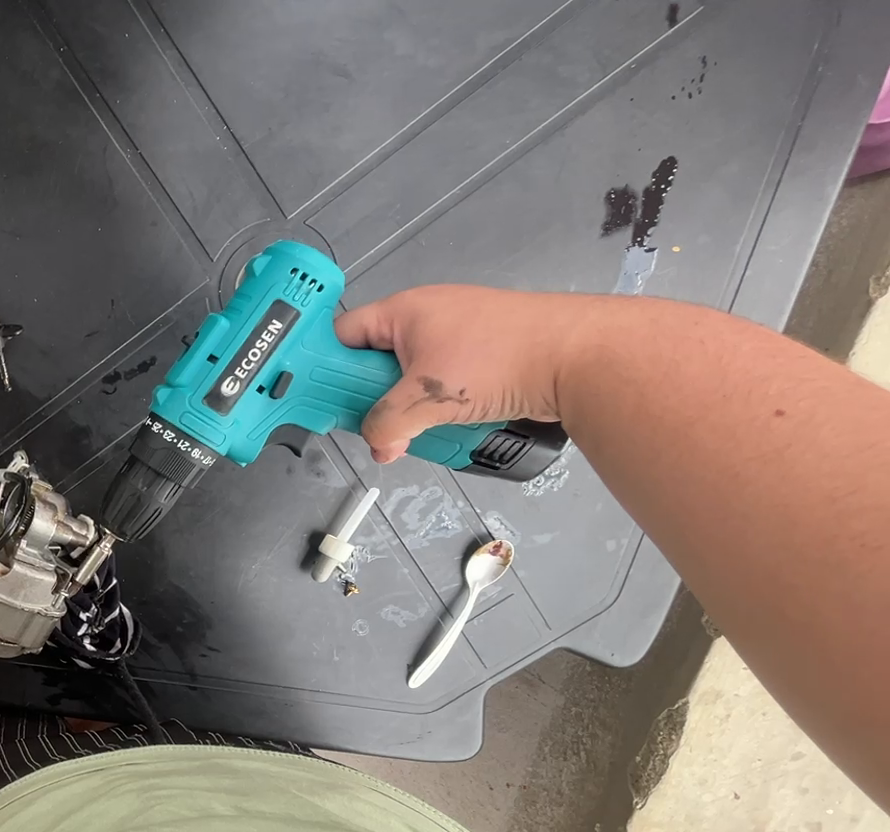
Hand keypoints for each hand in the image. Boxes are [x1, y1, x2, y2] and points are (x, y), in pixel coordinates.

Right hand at [335, 286, 599, 463]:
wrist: (585, 358)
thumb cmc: (496, 362)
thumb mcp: (426, 398)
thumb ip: (385, 425)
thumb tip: (379, 447)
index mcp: (403, 311)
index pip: (341, 335)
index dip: (324, 366)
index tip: (317, 399)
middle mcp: (425, 318)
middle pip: (372, 362)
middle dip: (368, 399)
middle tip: (367, 425)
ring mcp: (456, 336)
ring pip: (406, 378)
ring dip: (402, 410)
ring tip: (406, 434)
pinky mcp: (482, 357)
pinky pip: (438, 384)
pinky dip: (432, 408)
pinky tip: (438, 427)